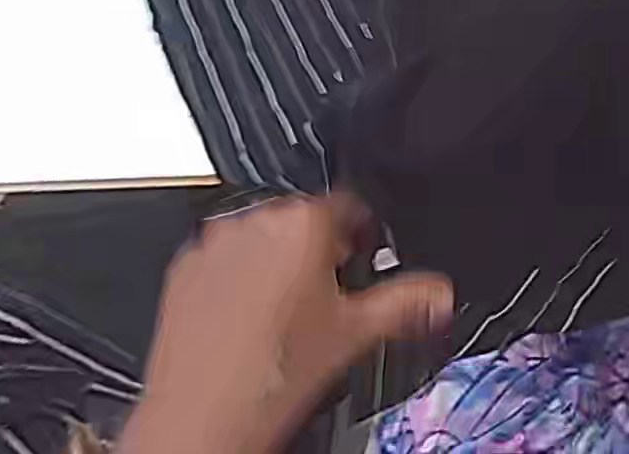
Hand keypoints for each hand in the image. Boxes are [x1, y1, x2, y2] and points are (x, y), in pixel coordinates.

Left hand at [124, 194, 452, 453]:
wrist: (197, 425)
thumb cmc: (271, 378)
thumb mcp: (355, 332)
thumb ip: (407, 301)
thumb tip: (442, 293)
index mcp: (306, 221)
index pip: (350, 203)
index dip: (362, 233)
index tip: (360, 256)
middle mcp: (260, 218)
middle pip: (307, 217)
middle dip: (320, 247)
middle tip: (324, 294)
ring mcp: (219, 240)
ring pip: (267, 232)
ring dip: (280, 256)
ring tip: (283, 308)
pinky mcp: (186, 264)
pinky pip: (226, 251)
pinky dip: (239, 271)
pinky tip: (247, 312)